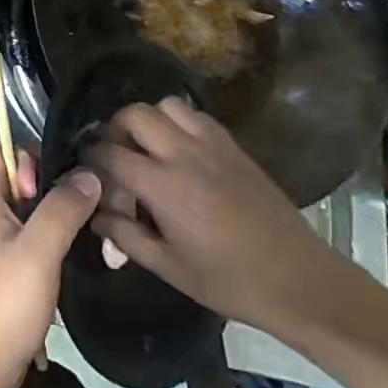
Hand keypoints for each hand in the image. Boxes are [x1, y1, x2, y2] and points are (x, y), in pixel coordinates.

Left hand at [0, 143, 100, 387]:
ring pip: (28, 213)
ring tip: (85, 233)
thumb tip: (88, 175)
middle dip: (51, 187)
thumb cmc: (3, 302)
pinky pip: (30, 243)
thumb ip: (62, 210)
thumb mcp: (38, 251)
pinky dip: (51, 246)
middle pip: (18, 180)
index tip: (52, 183)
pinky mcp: (5, 272)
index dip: (26, 155)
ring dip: (55, 219)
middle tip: (82, 207)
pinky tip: (72, 264)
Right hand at [84, 97, 340, 330]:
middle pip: (134, 115)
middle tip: (117, 156)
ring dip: (149, 121)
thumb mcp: (169, 267)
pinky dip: (178, 123)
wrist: (300, 281)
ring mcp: (212, 145)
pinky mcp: (234, 146)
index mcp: (164, 186)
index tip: (88, 172)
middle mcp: (184, 154)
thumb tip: (96, 215)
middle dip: (116, 130)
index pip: (110, 153)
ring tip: (149, 149)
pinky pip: (196, 116)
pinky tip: (181, 151)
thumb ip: (126, 236)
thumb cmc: (230, 281)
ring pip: (166, 105)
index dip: (91, 159)